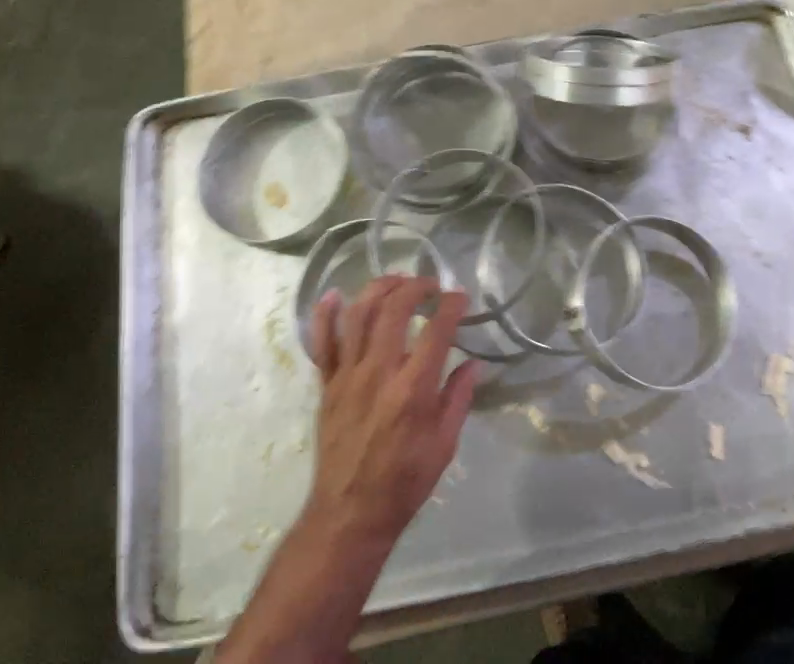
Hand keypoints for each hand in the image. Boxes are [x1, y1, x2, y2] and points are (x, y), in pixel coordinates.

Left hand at [304, 276, 478, 546]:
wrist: (350, 513)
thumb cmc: (404, 483)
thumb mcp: (444, 446)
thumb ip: (458, 400)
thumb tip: (471, 365)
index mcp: (412, 390)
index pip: (435, 332)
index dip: (450, 307)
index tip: (460, 296)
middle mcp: (378, 374)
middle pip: (393, 311)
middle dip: (414, 288)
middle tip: (430, 285)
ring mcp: (346, 377)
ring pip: (357, 316)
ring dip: (377, 290)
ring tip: (396, 280)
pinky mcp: (326, 386)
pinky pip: (322, 343)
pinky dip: (326, 315)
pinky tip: (334, 294)